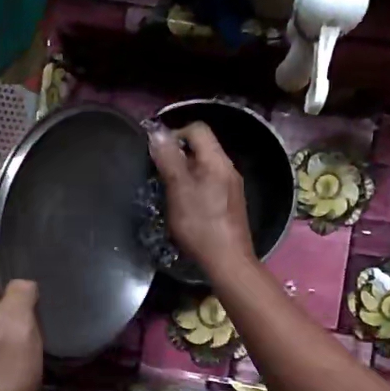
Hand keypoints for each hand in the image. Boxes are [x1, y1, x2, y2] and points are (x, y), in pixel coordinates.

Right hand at [148, 122, 254, 275]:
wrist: (228, 261)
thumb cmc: (200, 225)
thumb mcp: (179, 189)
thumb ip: (169, 159)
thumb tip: (158, 132)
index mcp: (217, 160)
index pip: (197, 129)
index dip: (175, 133)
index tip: (158, 153)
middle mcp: (228, 168)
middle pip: (201, 147)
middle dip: (178, 155)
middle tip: (159, 173)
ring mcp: (232, 186)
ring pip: (204, 166)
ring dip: (184, 172)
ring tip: (169, 189)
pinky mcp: (230, 203)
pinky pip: (210, 183)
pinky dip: (194, 186)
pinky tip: (185, 205)